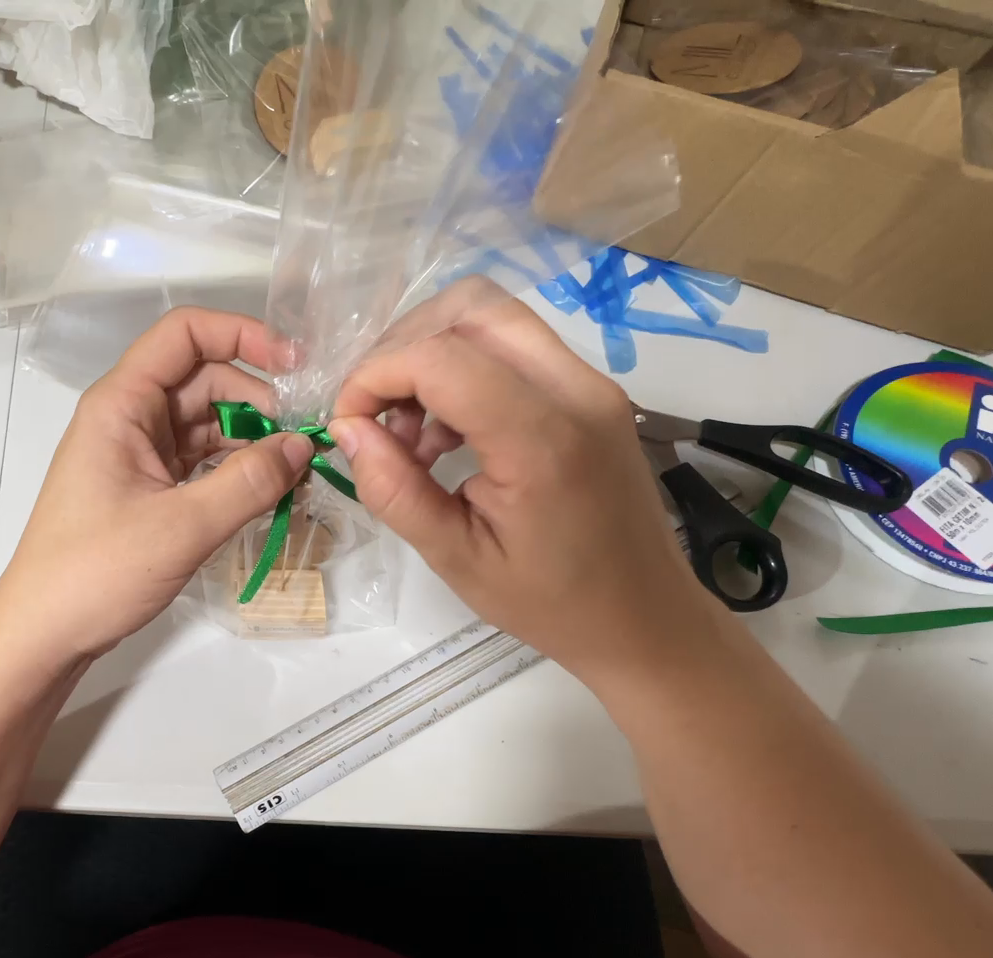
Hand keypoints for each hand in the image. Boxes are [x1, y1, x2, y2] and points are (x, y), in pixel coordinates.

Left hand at [0, 308, 313, 659]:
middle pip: (202, 379)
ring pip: (204, 423)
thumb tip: (303, 447)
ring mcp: (134, 454)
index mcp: (121, 404)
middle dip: (258, 398)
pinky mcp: (144, 489)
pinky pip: (197, 461)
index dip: (243, 335)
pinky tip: (268, 491)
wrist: (43, 631)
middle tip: (307, 437)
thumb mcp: (183, 526)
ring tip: (298, 470)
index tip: (296, 367)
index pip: (184, 334)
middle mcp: (127, 418)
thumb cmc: (98, 571)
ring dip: (251, 438)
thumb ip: (249, 482)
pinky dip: (233, 470)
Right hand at [329, 282, 732, 683]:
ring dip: (430, 353)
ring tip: (409, 428)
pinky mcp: (589, 389)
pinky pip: (512, 344)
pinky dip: (460, 367)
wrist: (645, 616)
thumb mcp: (455, 559)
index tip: (347, 424)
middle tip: (375, 413)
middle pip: (470, 307)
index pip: (439, 358)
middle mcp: (575, 390)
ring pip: (491, 315)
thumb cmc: (550, 601)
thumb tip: (348, 429)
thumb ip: (395, 491)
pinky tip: (444, 432)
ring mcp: (590, 383)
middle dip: (401, 348)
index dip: (374, 376)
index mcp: (542, 440)